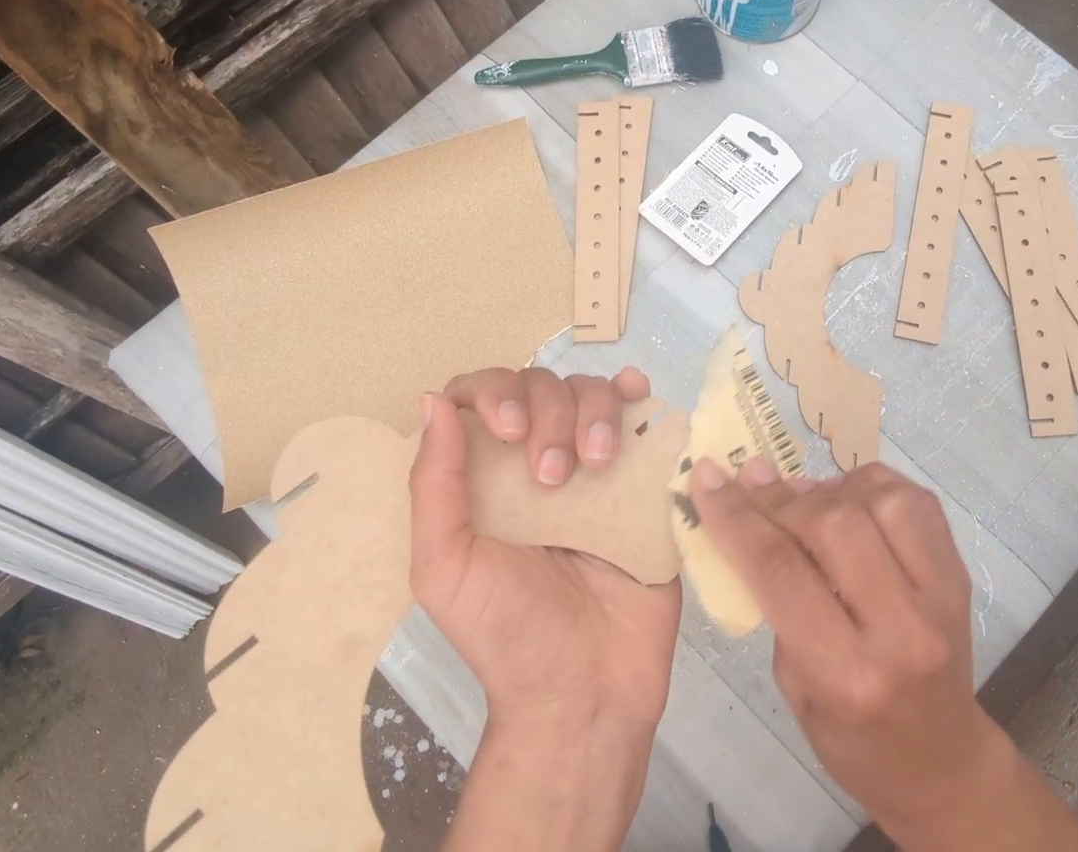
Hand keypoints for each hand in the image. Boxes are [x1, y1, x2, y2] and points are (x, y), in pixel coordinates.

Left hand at [411, 367, 681, 851]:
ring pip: (594, 395)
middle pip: (544, 386)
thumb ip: (434, 485)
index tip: (509, 432)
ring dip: (595, 408)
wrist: (588, 692)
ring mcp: (596, 473)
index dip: (496, 393)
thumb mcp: (447, 567)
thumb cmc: (507, 636)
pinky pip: (645, 427)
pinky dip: (641, 399)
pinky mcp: (644, 490)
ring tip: (598, 463)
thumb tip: (432, 398)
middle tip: (553, 479)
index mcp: (488, 477)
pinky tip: (641, 392)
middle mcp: (540, 462)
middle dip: (550, 415)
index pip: (484, 397)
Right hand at [689, 458, 1077, 851]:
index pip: (779, 570)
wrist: (940, 760)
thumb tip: (753, 512)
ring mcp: (940, 598)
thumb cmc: (850, 735)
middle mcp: (900, 630)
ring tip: (807, 499)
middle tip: (753, 485)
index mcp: (845, 673)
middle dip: (780, 497)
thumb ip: (775, 600)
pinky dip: (875, 486)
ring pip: (882, 502)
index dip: (735, 516)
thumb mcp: (792, 682)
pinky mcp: (960, 576)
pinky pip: (917, 503)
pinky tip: (850, 498)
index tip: (706, 478)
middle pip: (833, 525)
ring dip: (832, 488)